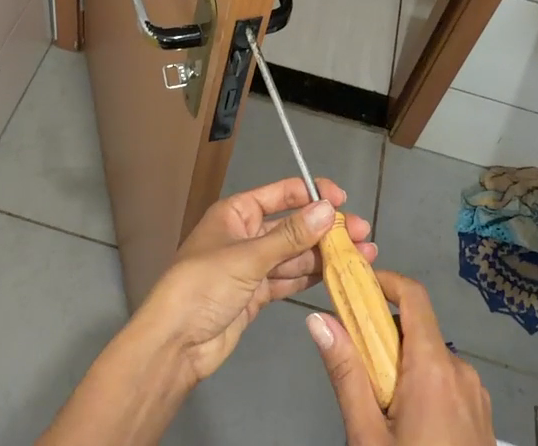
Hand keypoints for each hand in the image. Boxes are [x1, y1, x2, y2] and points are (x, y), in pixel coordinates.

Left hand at [136, 177, 376, 382]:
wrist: (175, 343)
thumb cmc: (203, 286)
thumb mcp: (247, 257)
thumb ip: (290, 236)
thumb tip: (327, 209)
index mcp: (237, 213)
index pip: (281, 194)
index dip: (311, 193)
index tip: (342, 200)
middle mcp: (246, 234)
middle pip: (293, 225)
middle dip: (326, 228)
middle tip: (362, 233)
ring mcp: (252, 266)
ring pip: (295, 254)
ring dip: (325, 254)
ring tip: (362, 255)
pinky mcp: (257, 294)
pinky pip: (289, 278)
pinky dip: (312, 276)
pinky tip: (338, 273)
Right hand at [308, 270, 494, 445]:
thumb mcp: (367, 435)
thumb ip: (345, 373)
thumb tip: (318, 319)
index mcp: (433, 366)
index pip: (413, 296)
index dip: (384, 282)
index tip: (354, 289)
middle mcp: (461, 370)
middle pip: (418, 331)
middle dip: (383, 338)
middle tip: (355, 365)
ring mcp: (477, 395)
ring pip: (432, 360)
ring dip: (402, 366)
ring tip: (377, 407)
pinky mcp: (482, 418)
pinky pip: (448, 384)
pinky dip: (423, 387)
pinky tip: (406, 426)